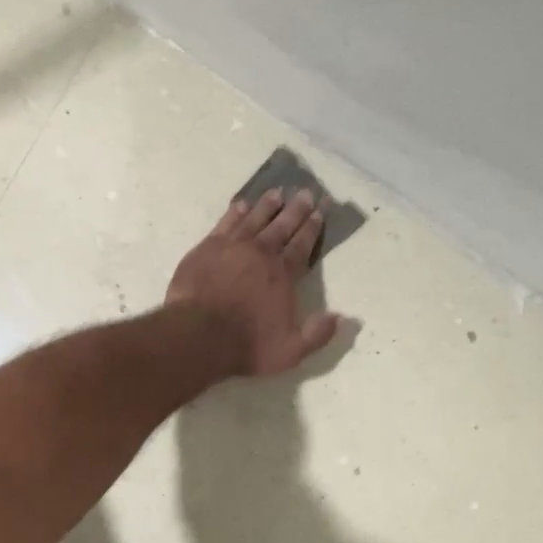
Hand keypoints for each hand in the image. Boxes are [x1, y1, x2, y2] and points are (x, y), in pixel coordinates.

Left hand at [167, 188, 345, 376]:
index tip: (320, 210)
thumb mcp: (290, 351)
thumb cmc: (247, 345)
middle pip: (282, 226)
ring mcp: (233, 247)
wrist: (199, 335)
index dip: (312, 228)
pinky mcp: (207, 248)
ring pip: (255, 219)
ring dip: (267, 205)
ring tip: (277, 192)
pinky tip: (242, 204)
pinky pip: (226, 223)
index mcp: (283, 275)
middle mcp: (261, 254)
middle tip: (305, 191)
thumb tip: (343, 318)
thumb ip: (317, 334)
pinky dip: (236, 212)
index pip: (302, 246)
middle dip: (296, 209)